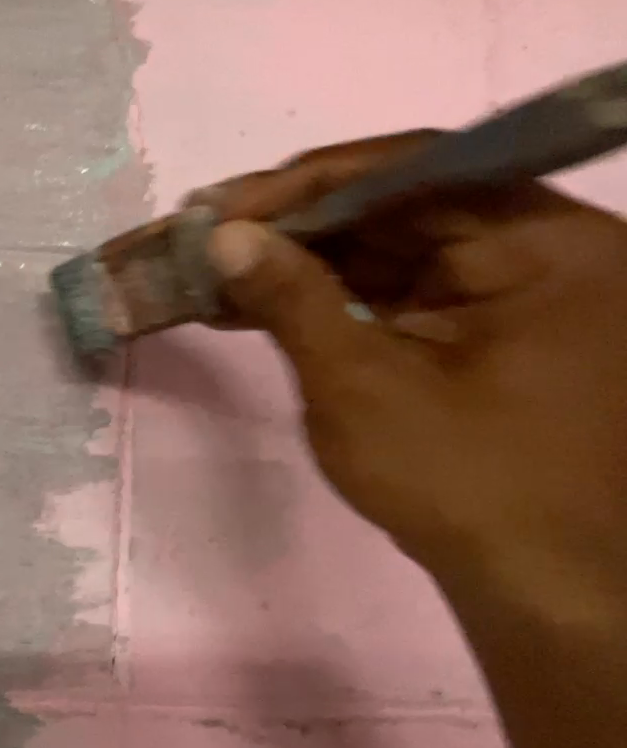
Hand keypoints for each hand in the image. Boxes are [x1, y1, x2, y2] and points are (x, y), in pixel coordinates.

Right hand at [193, 133, 626, 618]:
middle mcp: (542, 250)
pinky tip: (252, 302)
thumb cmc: (460, 475)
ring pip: (389, 248)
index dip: (307, 183)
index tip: (218, 209)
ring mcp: (514, 291)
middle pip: (401, 205)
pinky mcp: (480, 331)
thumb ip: (292, 300)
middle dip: (293, 220)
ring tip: (208, 270)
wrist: (537, 575)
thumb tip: (224, 236)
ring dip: (297, 259)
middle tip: (201, 236)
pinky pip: (394, 290)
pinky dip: (323, 295)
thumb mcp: (361, 382)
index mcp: (546, 245)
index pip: (417, 172)